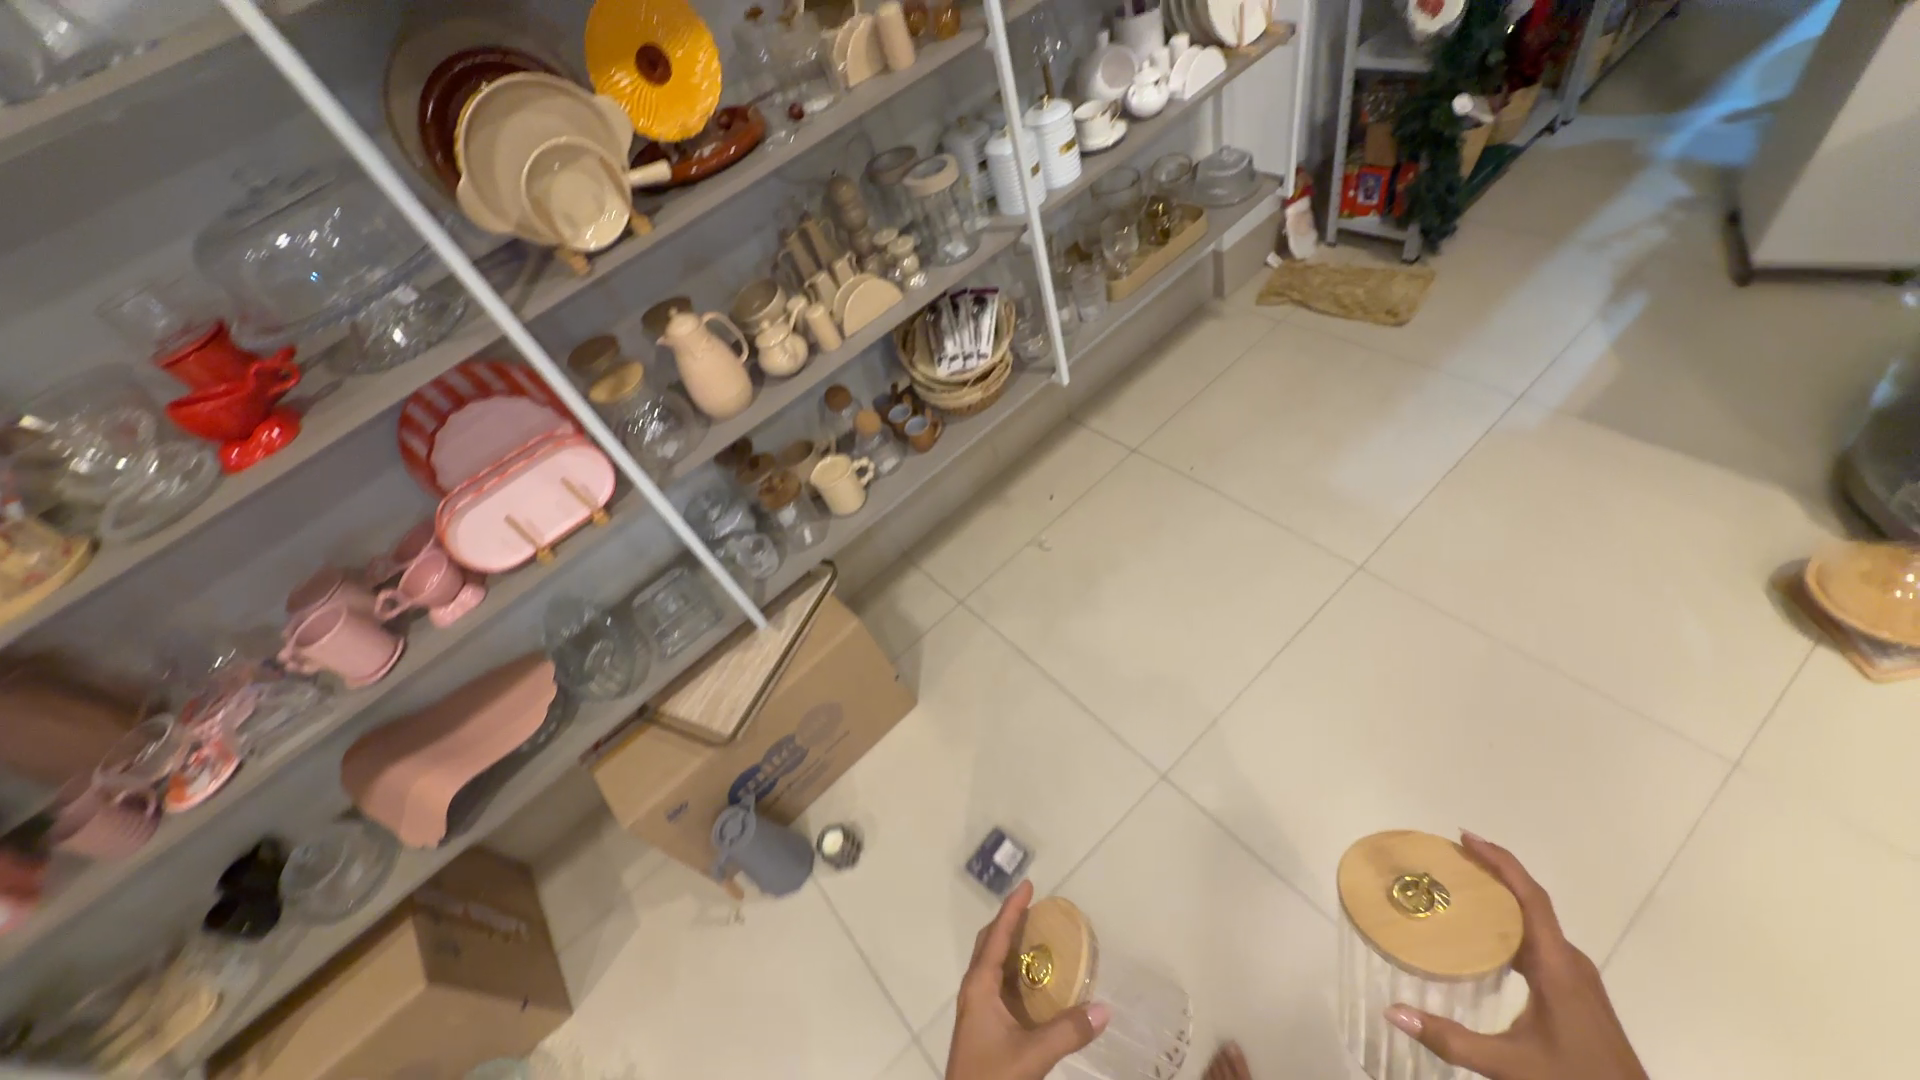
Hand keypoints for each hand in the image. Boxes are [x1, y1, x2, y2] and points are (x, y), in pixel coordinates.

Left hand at [945, 881, 1108, 1079]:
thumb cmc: (992, 1077)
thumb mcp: (1032, 1054)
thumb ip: (1067, 1031)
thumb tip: (1104, 1008)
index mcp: (979, 986)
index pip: (996, 936)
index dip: (1012, 909)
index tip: (1028, 884)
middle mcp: (975, 990)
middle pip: (991, 944)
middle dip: (1011, 923)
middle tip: (1037, 909)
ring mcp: (977, 1009)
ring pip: (994, 966)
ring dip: (1014, 948)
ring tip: (1042, 938)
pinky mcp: (984, 1026)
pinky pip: (1001, 986)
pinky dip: (1018, 974)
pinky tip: (1038, 984)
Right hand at [1386, 832, 1648, 1079]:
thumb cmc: (1574, 1078)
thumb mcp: (1509, 1065)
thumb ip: (1451, 1039)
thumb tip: (1393, 1012)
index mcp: (1556, 966)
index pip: (1530, 898)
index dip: (1500, 862)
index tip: (1464, 838)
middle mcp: (1569, 961)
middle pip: (1529, 901)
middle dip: (1491, 873)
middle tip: (1447, 860)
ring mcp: (1575, 976)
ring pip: (1534, 921)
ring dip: (1500, 898)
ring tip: (1458, 890)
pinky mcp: (1575, 990)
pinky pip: (1537, 940)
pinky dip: (1508, 924)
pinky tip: (1482, 938)